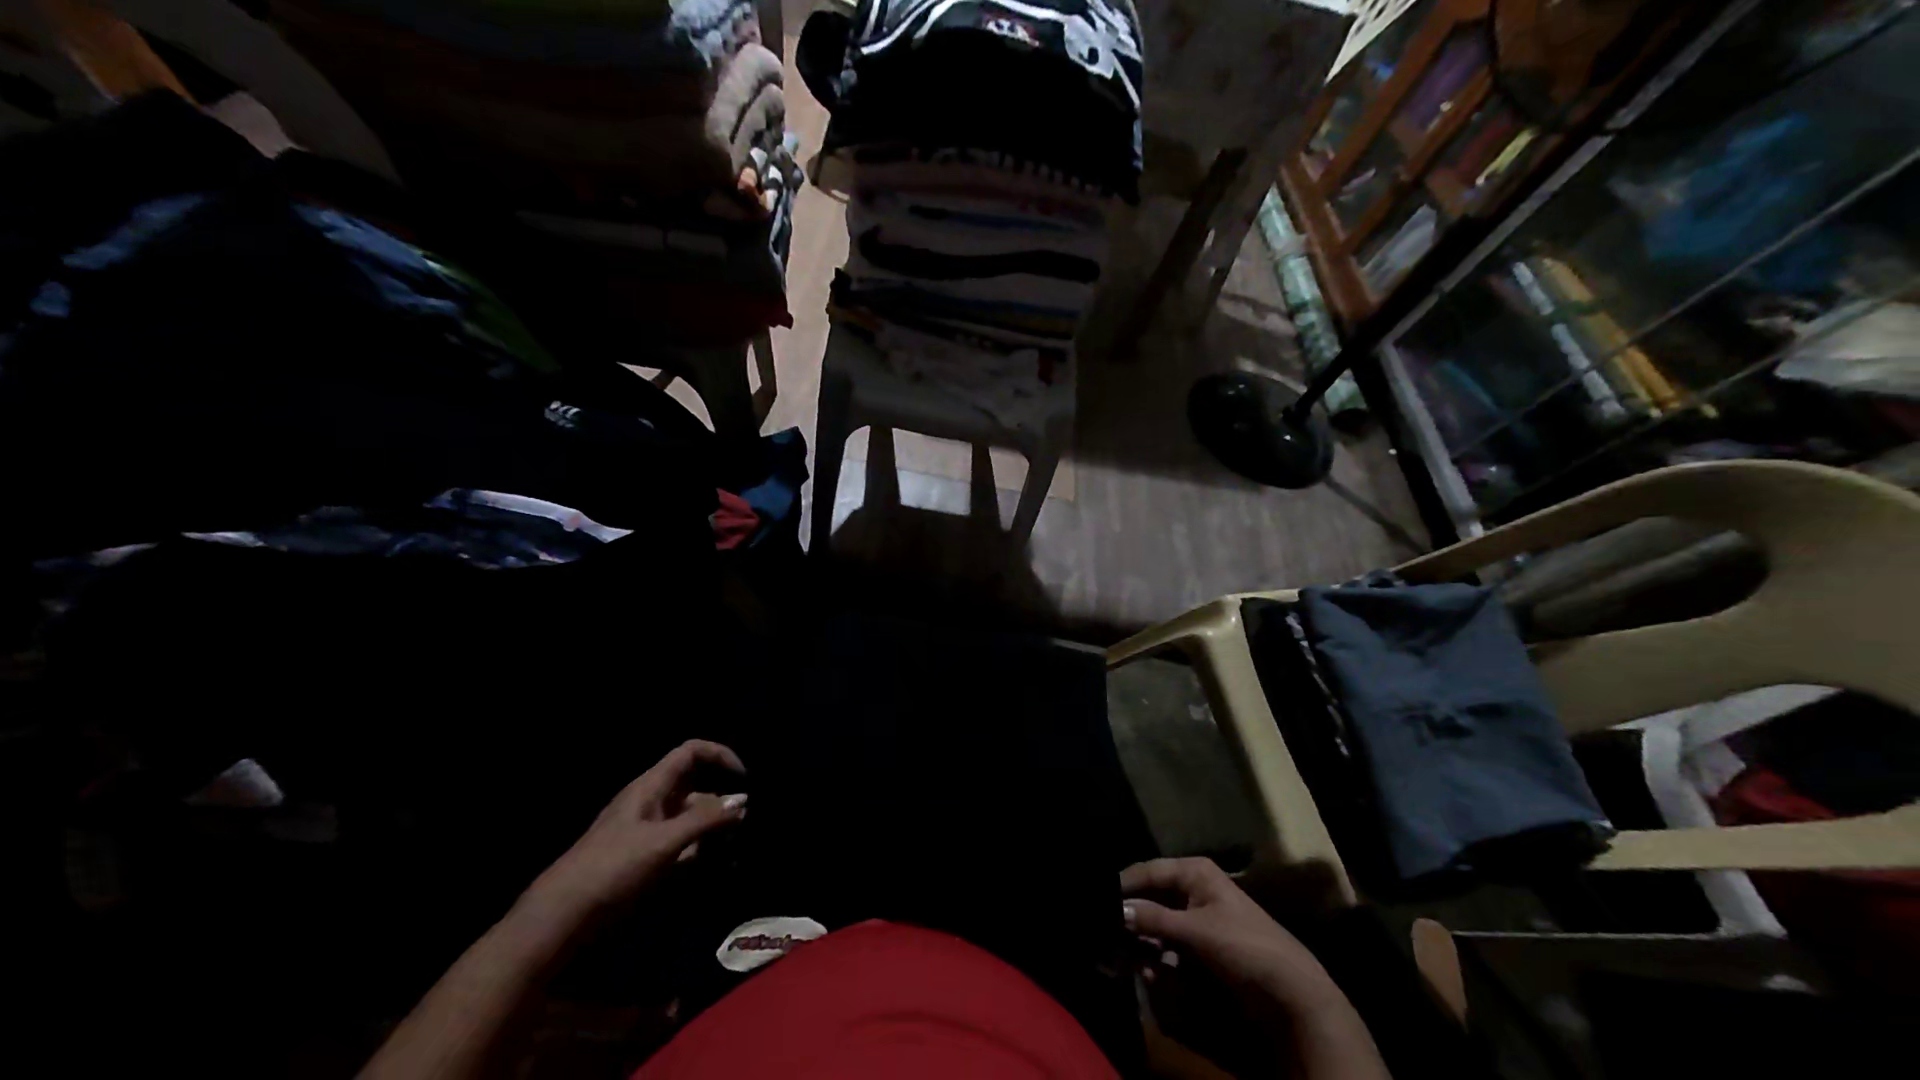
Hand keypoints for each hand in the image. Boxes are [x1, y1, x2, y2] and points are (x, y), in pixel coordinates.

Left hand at [529, 740, 747, 918]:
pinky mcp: (645, 861)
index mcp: (650, 787)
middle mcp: (651, 804)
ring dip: (713, 831)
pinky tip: (713, 869)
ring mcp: (647, 833)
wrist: (561, 918)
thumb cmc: (611, 869)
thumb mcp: (663, 841)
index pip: (691, 753)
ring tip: (730, 852)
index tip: (744, 780)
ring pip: (691, 820)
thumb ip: (705, 819)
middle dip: (721, 803)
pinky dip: (699, 853)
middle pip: (695, 788)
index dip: (720, 756)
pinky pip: (681, 847)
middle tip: (741, 828)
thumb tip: (742, 800)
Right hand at [1121, 858, 1339, 1010]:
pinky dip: (1154, 952)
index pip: (1146, 871)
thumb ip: (1153, 920)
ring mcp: (1196, 915)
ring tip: (1117, 953)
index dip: (1121, 885)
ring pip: (1156, 920)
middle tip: (1104, 931)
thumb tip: (1115, 910)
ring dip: (1138, 937)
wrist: (1290, 988)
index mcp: (1194, 872)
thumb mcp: (1195, 931)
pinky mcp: (1200, 942)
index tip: (1095, 900)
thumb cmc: (1243, 945)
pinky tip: (1143, 967)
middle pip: (1149, 895)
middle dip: (1128, 914)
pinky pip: (1168, 941)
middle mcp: (1192, 887)